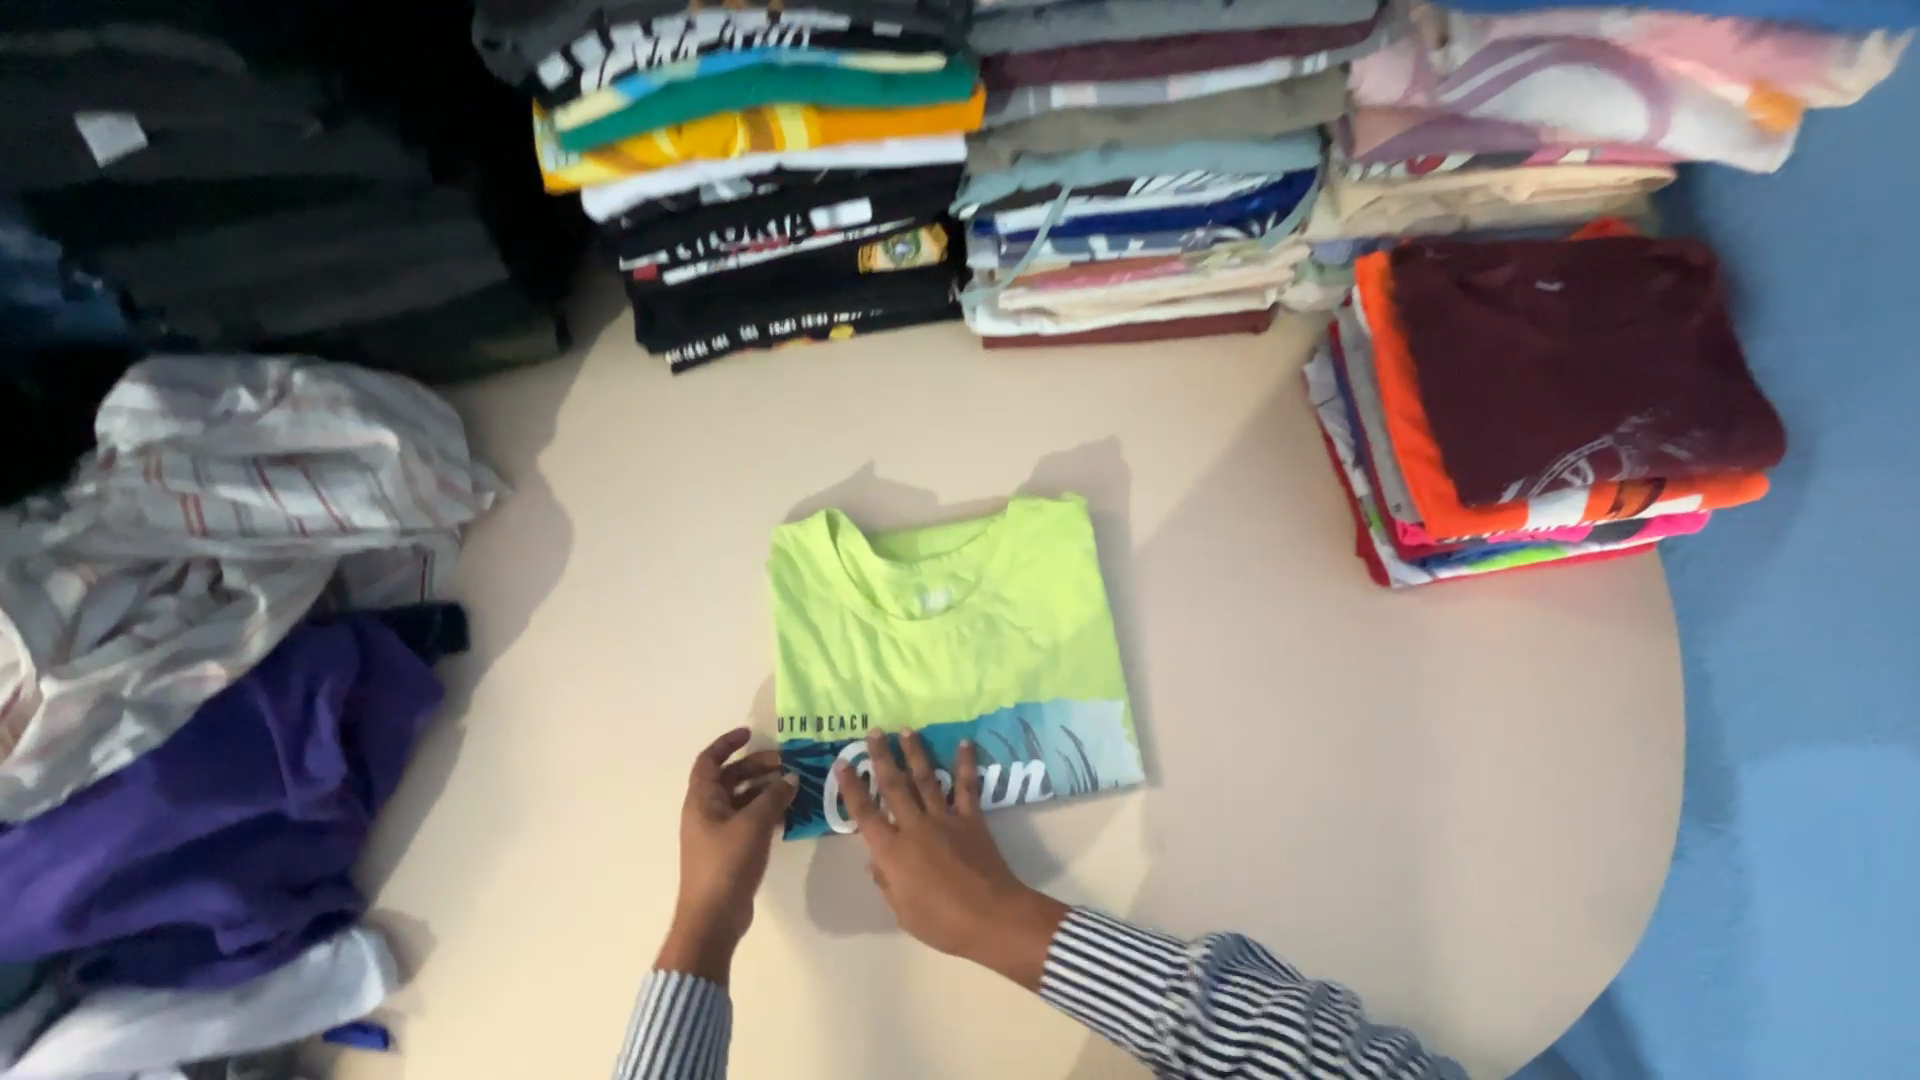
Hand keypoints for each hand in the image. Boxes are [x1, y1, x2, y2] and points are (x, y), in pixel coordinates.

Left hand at [656, 727, 797, 984]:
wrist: (712, 918)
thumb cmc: (726, 864)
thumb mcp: (753, 824)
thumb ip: (774, 796)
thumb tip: (791, 777)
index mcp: (701, 800)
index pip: (709, 760)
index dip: (727, 743)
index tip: (751, 732)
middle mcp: (706, 812)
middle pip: (729, 778)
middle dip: (756, 766)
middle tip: (785, 762)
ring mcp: (717, 833)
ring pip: (741, 799)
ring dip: (764, 788)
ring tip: (792, 785)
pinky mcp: (730, 850)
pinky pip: (749, 819)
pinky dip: (766, 811)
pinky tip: (788, 812)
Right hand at [838, 730, 1068, 990]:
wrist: (989, 917)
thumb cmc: (941, 923)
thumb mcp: (902, 911)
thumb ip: (886, 881)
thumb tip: (874, 860)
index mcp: (892, 851)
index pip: (865, 813)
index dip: (852, 787)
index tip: (843, 763)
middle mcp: (914, 827)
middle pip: (894, 786)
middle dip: (881, 757)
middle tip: (875, 731)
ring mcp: (944, 819)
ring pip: (925, 778)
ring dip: (915, 752)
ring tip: (906, 729)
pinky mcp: (971, 819)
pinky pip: (966, 786)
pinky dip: (965, 763)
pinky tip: (964, 742)